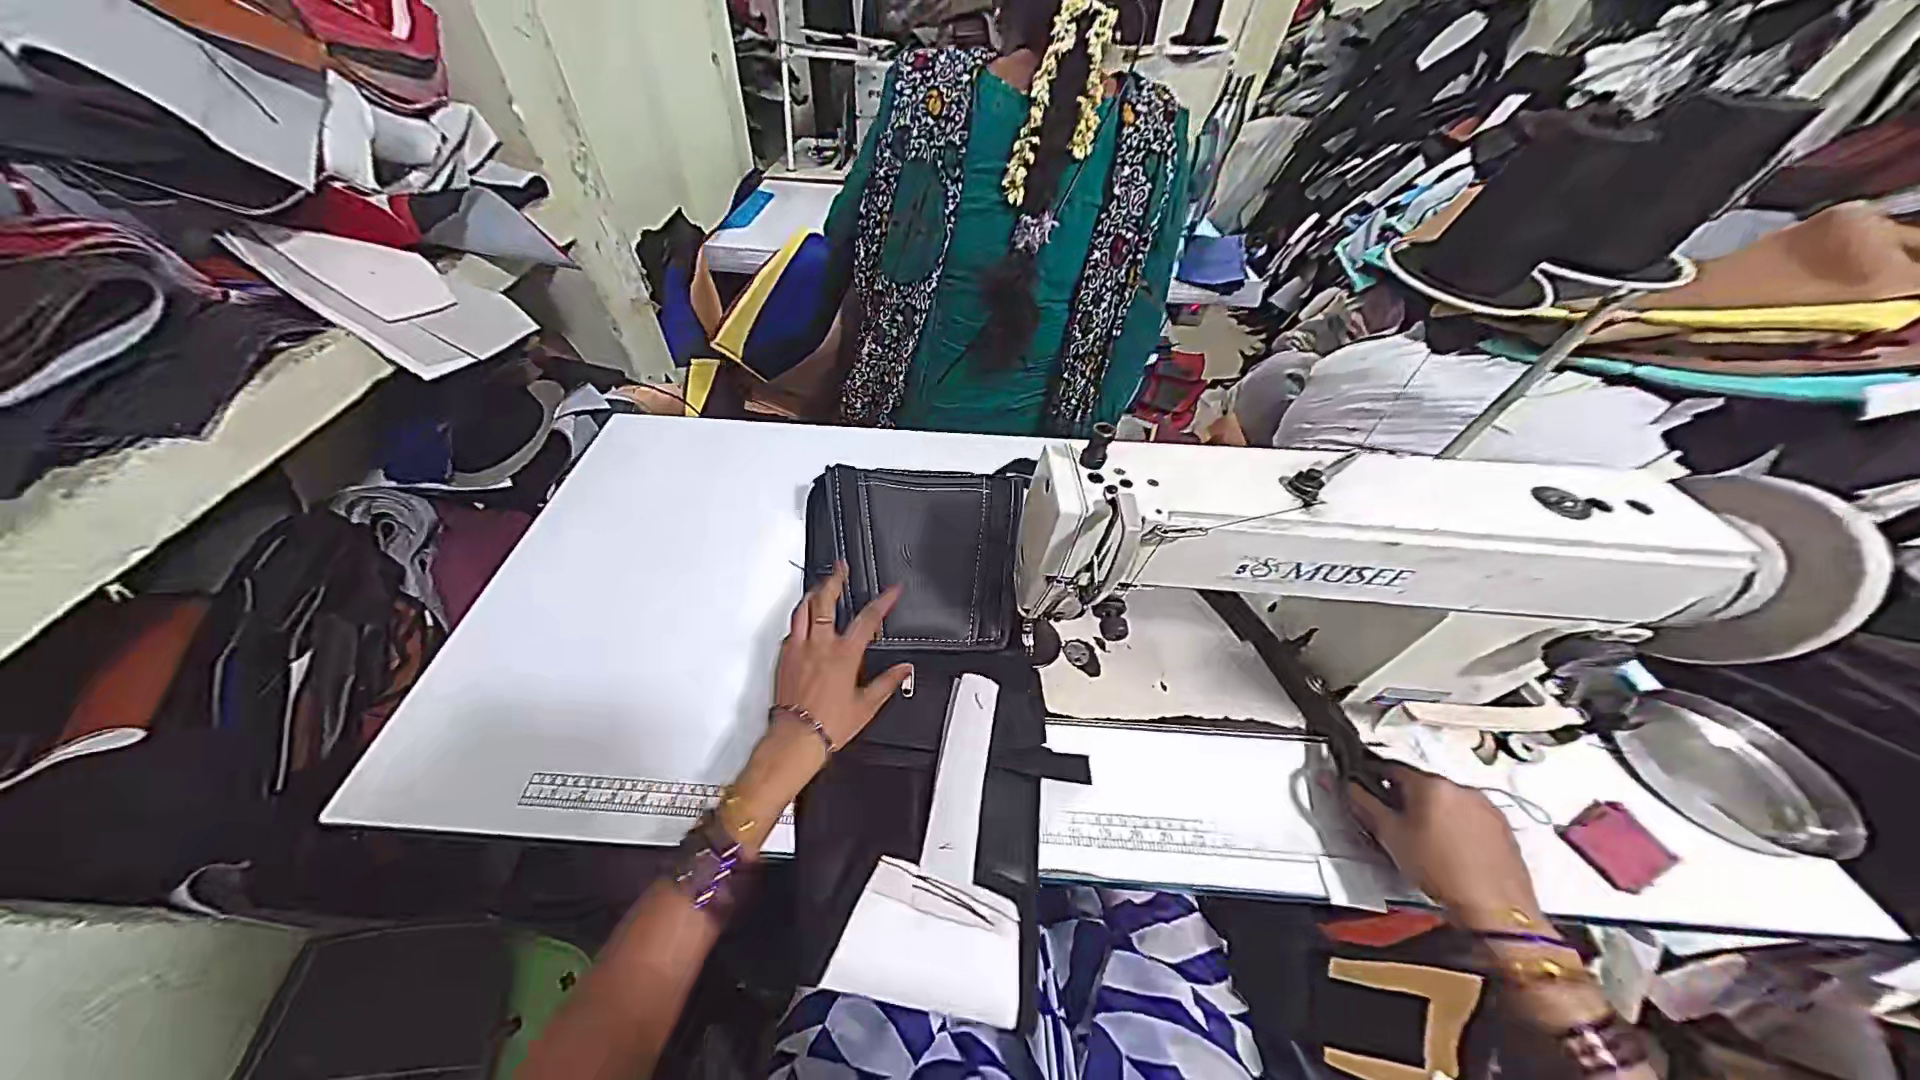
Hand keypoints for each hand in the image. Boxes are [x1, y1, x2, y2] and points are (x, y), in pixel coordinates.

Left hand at [729, 564, 912, 841]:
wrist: (796, 738)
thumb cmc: (828, 724)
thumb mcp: (867, 705)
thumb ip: (886, 682)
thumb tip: (903, 670)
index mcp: (844, 654)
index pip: (868, 618)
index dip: (883, 601)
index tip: (892, 591)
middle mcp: (819, 646)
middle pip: (825, 600)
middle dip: (835, 579)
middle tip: (840, 568)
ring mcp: (799, 649)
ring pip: (803, 609)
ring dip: (813, 593)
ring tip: (820, 584)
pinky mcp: (784, 657)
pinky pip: (791, 629)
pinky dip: (799, 619)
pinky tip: (803, 620)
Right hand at [1346, 764, 1545, 931]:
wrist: (1495, 908)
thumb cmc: (1438, 870)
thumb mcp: (1390, 835)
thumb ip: (1363, 803)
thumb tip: (1344, 784)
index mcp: (1430, 784)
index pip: (1390, 767)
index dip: (1373, 779)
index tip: (1367, 794)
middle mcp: (1460, 787)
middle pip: (1420, 784)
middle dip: (1405, 798)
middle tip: (1396, 824)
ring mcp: (1485, 806)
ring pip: (1446, 799)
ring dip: (1433, 811)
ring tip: (1426, 840)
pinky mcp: (1503, 826)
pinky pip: (1470, 815)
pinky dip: (1457, 824)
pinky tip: (1452, 848)